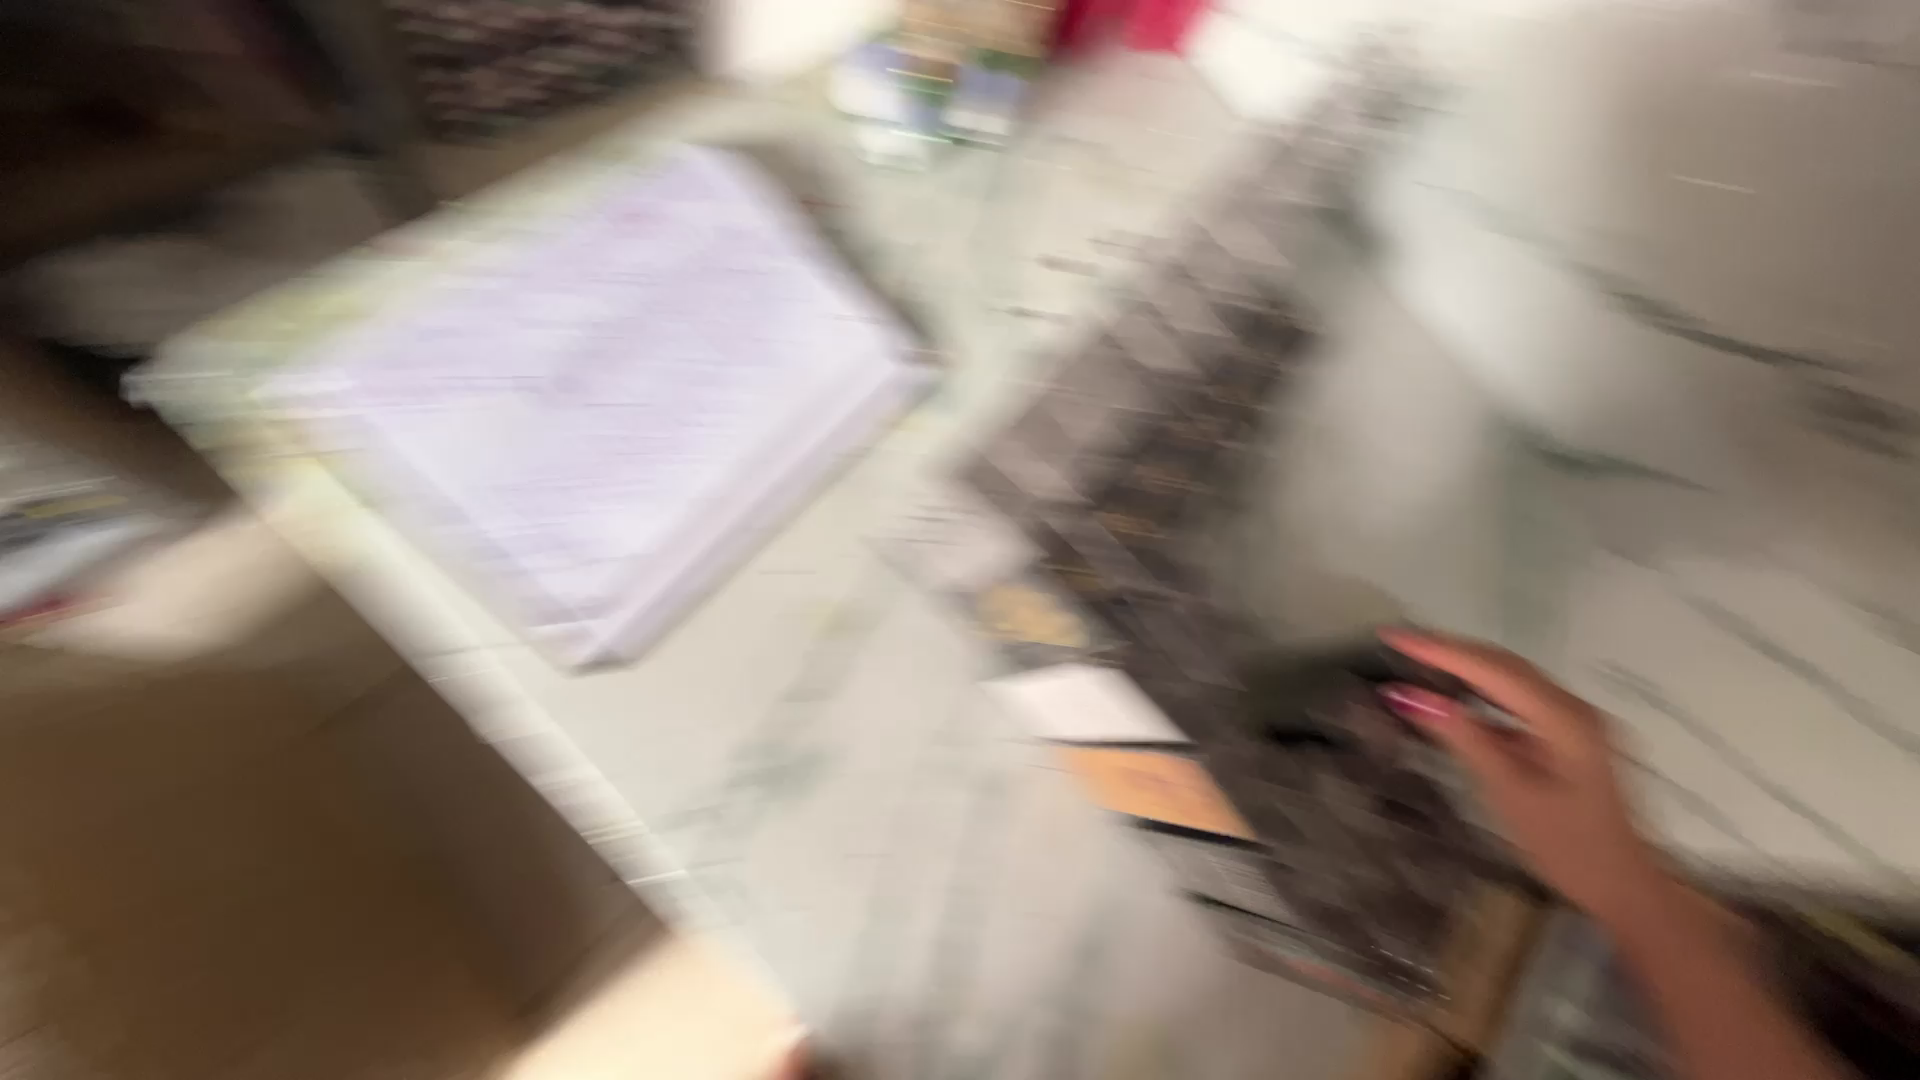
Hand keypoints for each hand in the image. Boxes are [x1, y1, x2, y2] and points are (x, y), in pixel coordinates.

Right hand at [1377, 628, 1663, 923]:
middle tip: (1398, 641)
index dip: (1438, 649)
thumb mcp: (1507, 790)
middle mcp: (1575, 708)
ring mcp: (1577, 720)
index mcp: (1563, 719)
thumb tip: (1407, 695)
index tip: (1392, 636)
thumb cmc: (1566, 845)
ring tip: (1417, 655)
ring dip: (1465, 662)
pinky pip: (1519, 694)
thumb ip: (1461, 736)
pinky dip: (1482, 684)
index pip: (1491, 670)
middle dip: (1449, 648)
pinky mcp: (1570, 733)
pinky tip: (1457, 688)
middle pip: (1504, 663)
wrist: (1626, 888)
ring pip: (1512, 675)